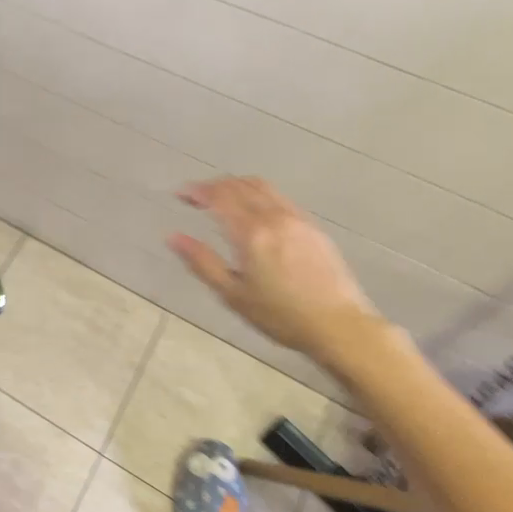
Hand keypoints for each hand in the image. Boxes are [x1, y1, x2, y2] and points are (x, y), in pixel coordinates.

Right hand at [166, 177, 383, 362]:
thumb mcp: (234, 295)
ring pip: (261, 187)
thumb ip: (202, 262)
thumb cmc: (281, 316)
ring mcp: (296, 219)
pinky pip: (280, 197)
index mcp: (251, 233)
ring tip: (223, 196)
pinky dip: (259, 193)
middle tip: (197, 195)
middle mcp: (273, 217)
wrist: (340, 326)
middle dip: (214, 185)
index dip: (197, 191)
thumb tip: (172, 237)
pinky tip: (255, 210)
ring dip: (237, 185)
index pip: (219, 197)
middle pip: (239, 186)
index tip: (181, 194)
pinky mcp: (312, 226)